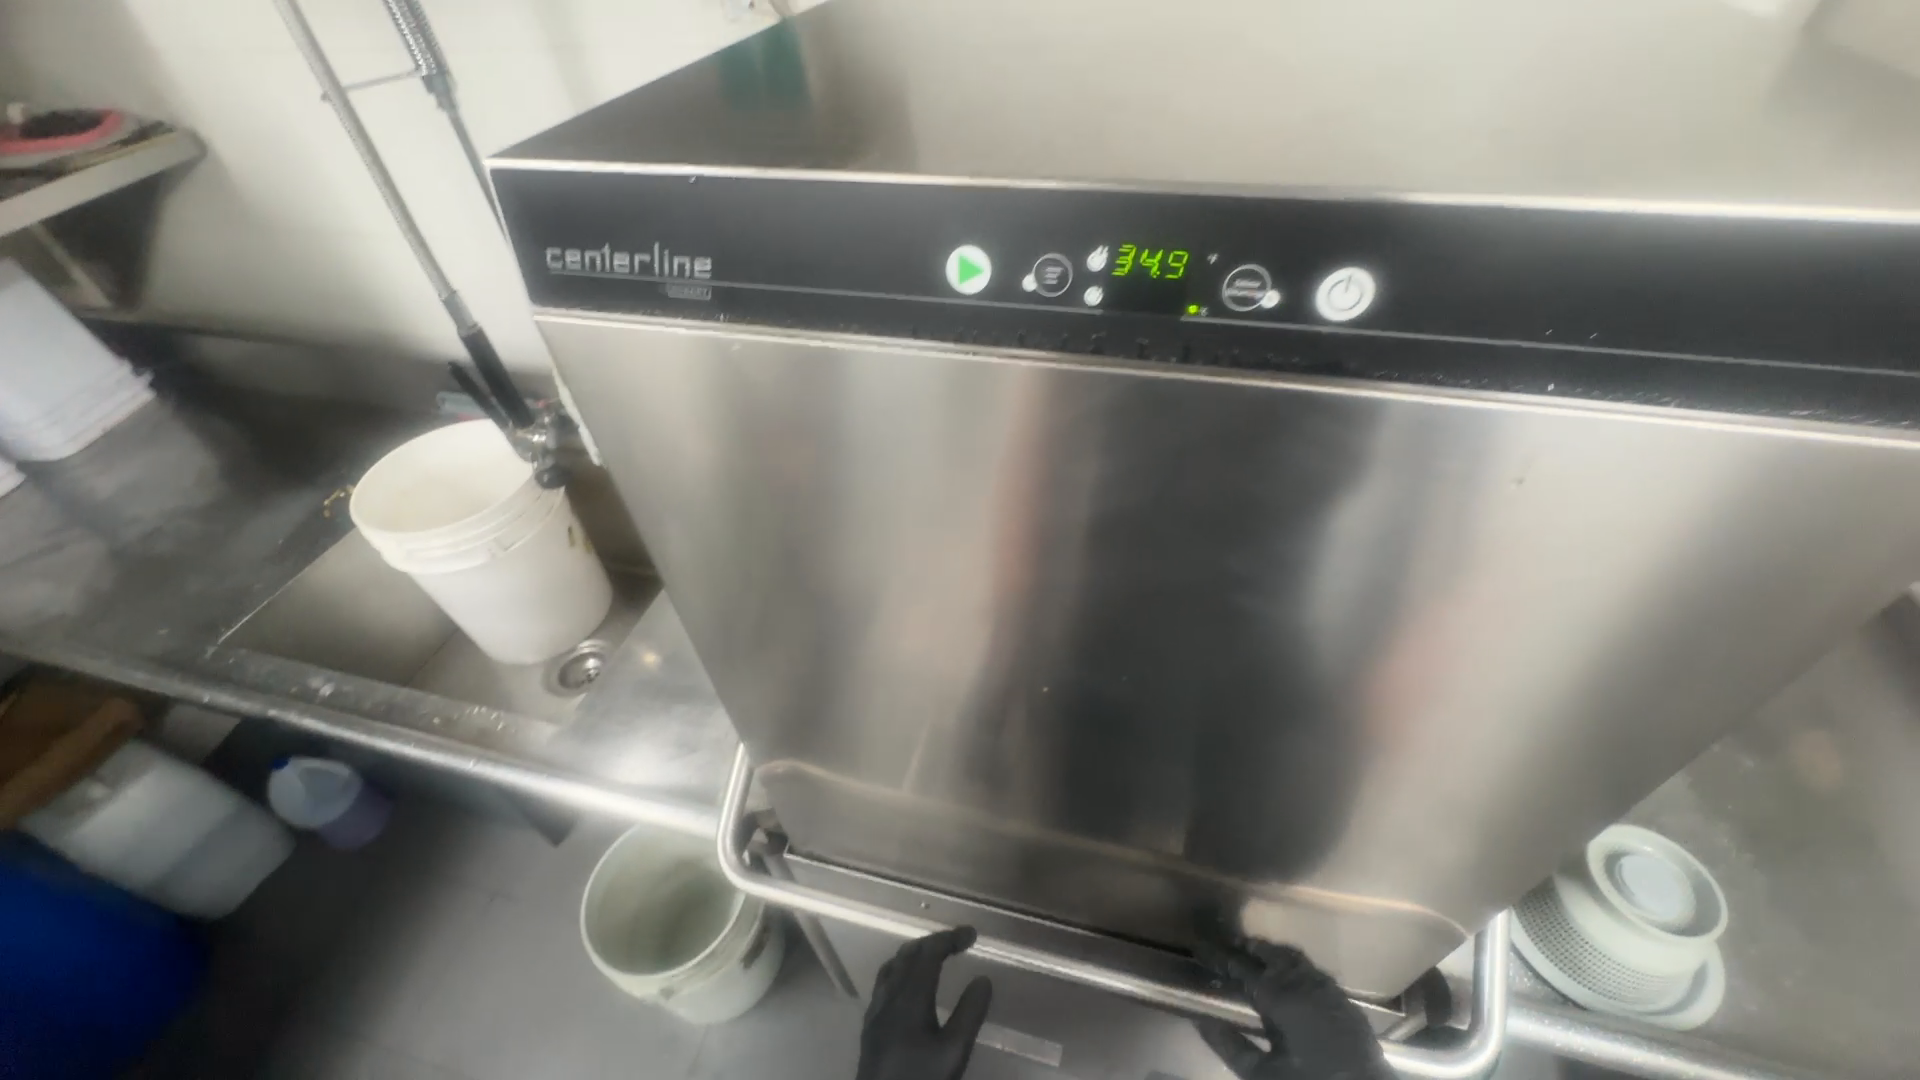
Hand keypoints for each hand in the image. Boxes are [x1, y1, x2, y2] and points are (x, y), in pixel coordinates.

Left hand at [856, 927, 994, 1079]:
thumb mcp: (954, 1053)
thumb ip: (969, 1013)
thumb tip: (982, 979)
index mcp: (909, 997)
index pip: (929, 952)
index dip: (950, 938)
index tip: (972, 935)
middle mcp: (889, 997)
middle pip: (908, 954)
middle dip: (934, 942)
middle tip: (958, 943)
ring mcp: (876, 1012)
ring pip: (892, 967)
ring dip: (915, 954)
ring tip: (935, 957)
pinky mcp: (870, 1028)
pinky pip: (884, 985)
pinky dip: (901, 972)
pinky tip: (910, 990)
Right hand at [1194, 938, 1393, 1079]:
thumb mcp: (1262, 1076)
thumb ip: (1230, 1046)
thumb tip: (1202, 1021)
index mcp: (1280, 998)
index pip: (1241, 967)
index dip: (1219, 956)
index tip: (1200, 948)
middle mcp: (1304, 985)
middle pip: (1269, 954)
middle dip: (1246, 948)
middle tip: (1226, 948)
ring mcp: (1328, 991)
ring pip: (1294, 959)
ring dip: (1271, 955)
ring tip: (1254, 957)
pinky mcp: (1345, 1004)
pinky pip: (1313, 972)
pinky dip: (1294, 967)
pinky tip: (1289, 979)